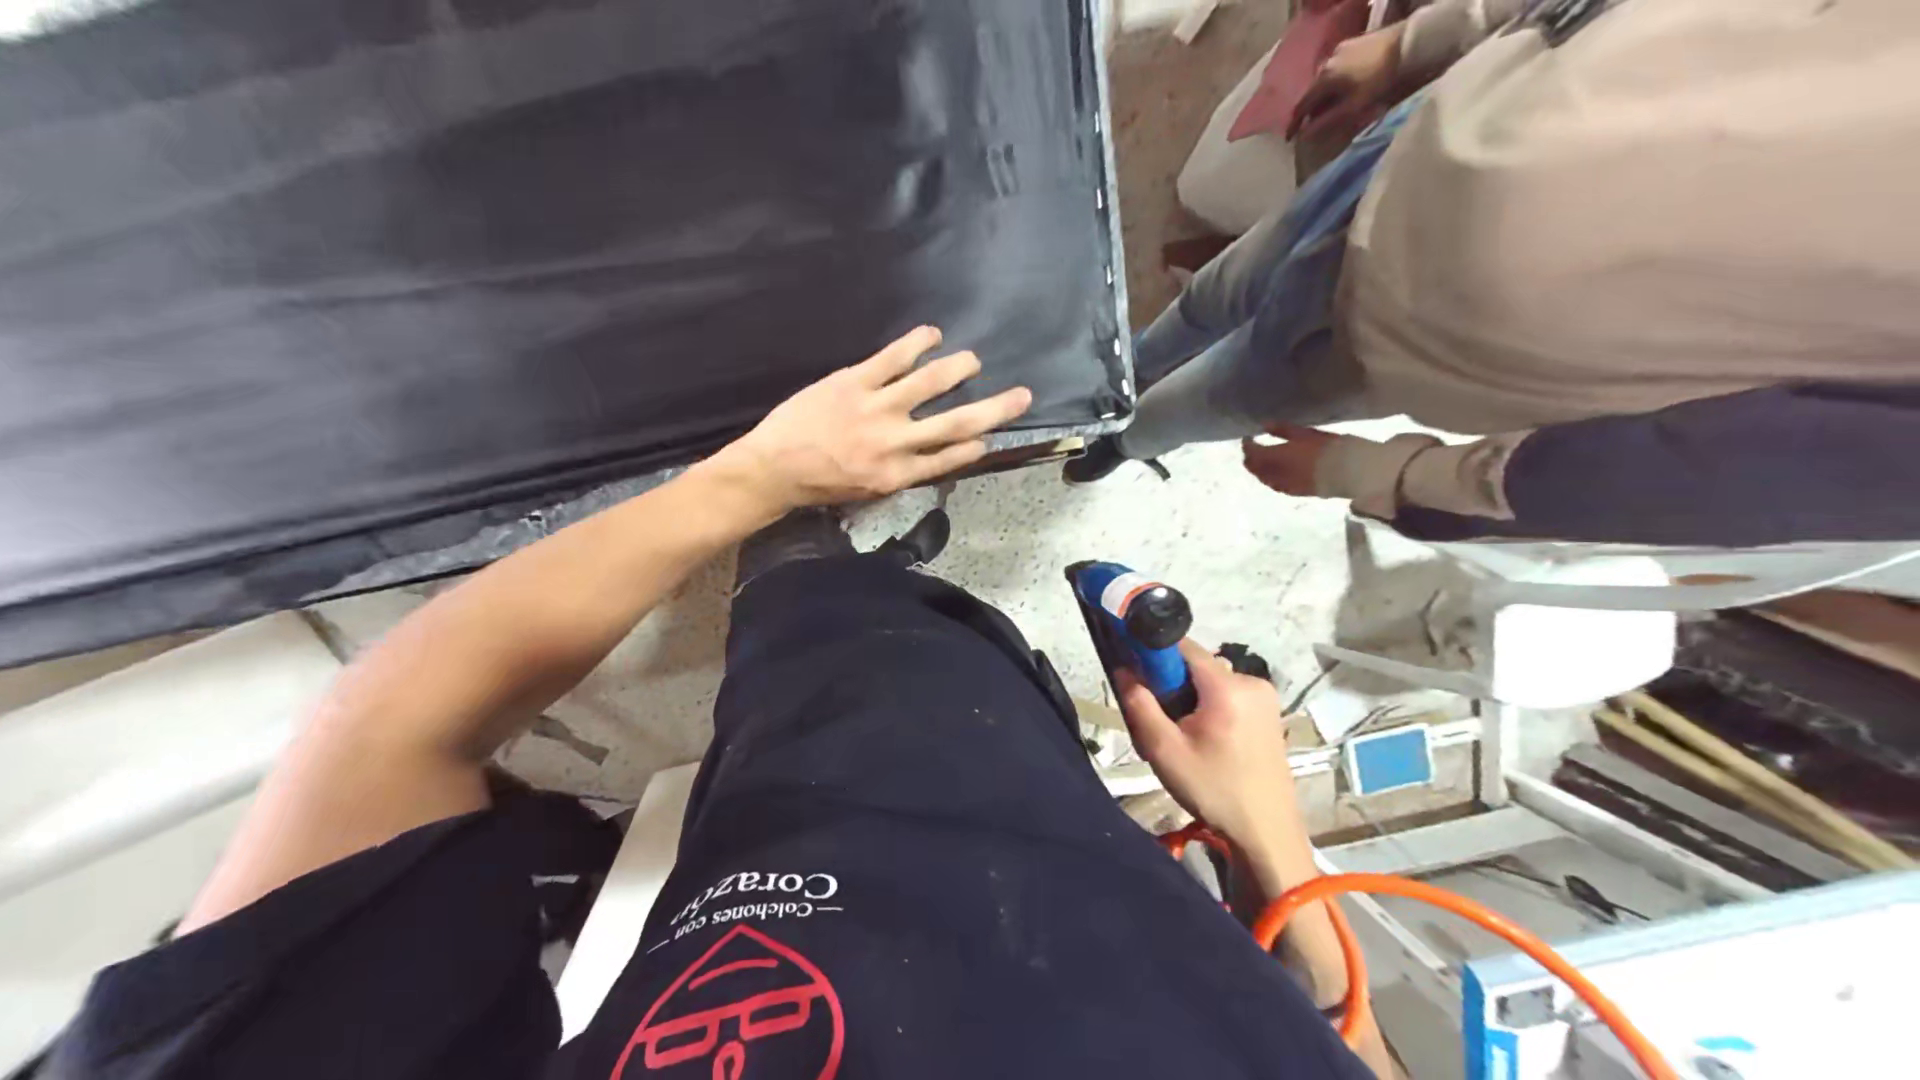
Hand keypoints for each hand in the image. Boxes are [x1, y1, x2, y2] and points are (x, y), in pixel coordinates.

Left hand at [714, 326, 1032, 512]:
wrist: (774, 468)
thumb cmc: (819, 484)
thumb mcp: (866, 491)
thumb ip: (899, 473)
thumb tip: (928, 456)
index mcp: (897, 475)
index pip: (948, 458)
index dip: (975, 446)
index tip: (992, 437)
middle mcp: (894, 442)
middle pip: (955, 423)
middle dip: (994, 409)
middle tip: (1021, 396)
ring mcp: (875, 409)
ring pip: (929, 384)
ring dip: (957, 369)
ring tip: (973, 361)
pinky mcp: (854, 381)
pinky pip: (893, 358)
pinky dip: (917, 343)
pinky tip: (933, 334)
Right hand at [1115, 640, 1302, 851]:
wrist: (1267, 834)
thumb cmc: (1214, 791)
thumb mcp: (1165, 751)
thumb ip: (1140, 705)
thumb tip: (1122, 669)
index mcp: (1229, 687)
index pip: (1182, 647)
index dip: (1153, 656)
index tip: (1135, 677)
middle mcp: (1252, 681)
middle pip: (1195, 665)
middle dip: (1170, 684)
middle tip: (1156, 721)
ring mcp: (1265, 697)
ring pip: (1209, 681)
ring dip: (1187, 698)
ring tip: (1178, 736)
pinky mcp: (1268, 712)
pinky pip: (1226, 694)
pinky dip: (1207, 707)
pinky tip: (1201, 739)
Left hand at [1241, 424, 1336, 496]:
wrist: (1347, 471)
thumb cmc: (1326, 447)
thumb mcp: (1304, 433)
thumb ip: (1282, 430)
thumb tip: (1265, 425)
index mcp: (1272, 458)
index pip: (1251, 453)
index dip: (1247, 445)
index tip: (1249, 437)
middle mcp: (1272, 474)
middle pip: (1253, 467)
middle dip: (1250, 458)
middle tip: (1254, 448)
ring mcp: (1282, 485)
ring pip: (1262, 478)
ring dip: (1259, 469)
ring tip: (1265, 459)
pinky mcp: (1294, 493)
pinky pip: (1275, 485)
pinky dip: (1270, 477)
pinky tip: (1277, 472)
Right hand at [1287, 22, 1406, 140]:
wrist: (1411, 42)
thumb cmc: (1381, 79)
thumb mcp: (1353, 107)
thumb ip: (1326, 122)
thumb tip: (1304, 136)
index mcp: (1323, 80)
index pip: (1301, 106)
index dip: (1294, 124)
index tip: (1289, 138)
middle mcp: (1327, 62)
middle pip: (1312, 91)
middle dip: (1310, 109)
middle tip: (1312, 124)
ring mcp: (1341, 49)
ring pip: (1324, 79)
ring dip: (1323, 95)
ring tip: (1328, 106)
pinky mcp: (1355, 42)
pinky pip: (1336, 68)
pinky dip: (1334, 82)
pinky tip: (1342, 87)